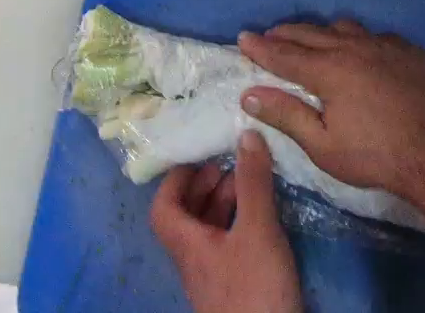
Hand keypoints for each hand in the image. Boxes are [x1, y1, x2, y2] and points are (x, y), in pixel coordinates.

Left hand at [150, 128, 300, 312]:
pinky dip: (239, 225)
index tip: (199, 156)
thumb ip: (252, 183)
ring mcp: (214, 280)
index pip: (163, 208)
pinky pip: (228, 247)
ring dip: (225, 205)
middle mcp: (195, 262)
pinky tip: (261, 218)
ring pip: (209, 233)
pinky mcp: (235, 291)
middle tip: (229, 164)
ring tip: (249, 184)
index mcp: (188, 246)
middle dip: (205, 187)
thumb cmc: (255, 290)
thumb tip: (246, 133)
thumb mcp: (257, 231)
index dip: (176, 179)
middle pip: (187, 218)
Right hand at [239, 19, 424, 312]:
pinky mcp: (408, 50)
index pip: (284, 54)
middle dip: (285, 33)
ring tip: (312, 39)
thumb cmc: (376, 156)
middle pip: (310, 33)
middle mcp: (353, 46)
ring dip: (322, 31)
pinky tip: (359, 51)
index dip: (261, 47)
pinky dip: (357, 39)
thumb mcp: (323, 145)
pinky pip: (374, 35)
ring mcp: (384, 44)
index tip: (243, 38)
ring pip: (344, 27)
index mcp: (328, 69)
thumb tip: (250, 94)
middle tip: (269, 34)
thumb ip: (286, 114)